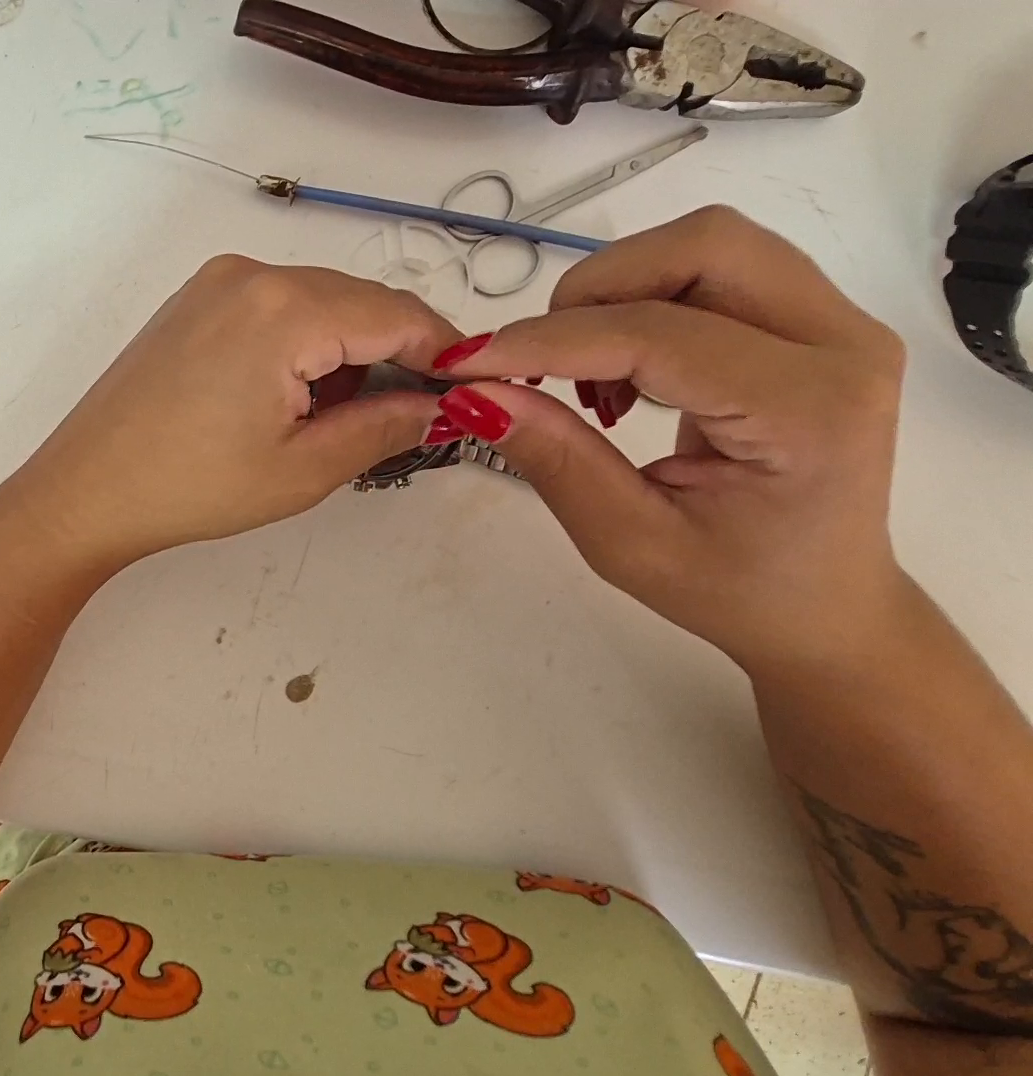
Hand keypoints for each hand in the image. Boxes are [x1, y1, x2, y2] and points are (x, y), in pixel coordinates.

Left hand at [0, 255, 462, 570]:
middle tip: (406, 417)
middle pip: (358, 301)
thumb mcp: (302, 469)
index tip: (470, 390)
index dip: (446, 351)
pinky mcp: (190, 303)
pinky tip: (292, 396)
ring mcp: (213, 284)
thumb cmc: (188, 488)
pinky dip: (300, 343)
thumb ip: (385, 427)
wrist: (86, 493)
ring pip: (316, 303)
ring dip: (345, 349)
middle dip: (395, 352)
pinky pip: (272, 307)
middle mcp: (250, 274)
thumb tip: (441, 405)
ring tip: (338, 417)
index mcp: (284, 308)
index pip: (399, 312)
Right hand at [419, 207, 908, 669]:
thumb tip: (474, 395)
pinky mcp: (813, 322)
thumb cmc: (728, 588)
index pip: (657, 335)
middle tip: (535, 365)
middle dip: (591, 291)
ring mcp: (836, 323)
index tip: (461, 363)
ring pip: (705, 246)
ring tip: (581, 376)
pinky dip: (640, 303)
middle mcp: (840, 344)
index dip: (546, 341)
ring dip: (615, 294)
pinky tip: (618, 372)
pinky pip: (712, 272)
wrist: (820, 602)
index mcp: (805, 412)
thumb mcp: (624, 541)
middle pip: (701, 247)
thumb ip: (554, 459)